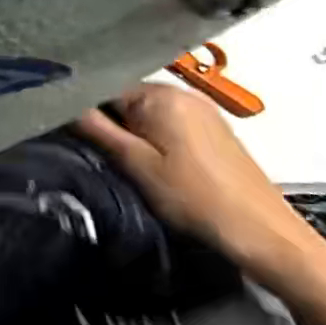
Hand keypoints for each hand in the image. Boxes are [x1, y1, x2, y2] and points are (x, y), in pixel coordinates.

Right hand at [74, 83, 316, 279]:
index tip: (68, 131)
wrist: (268, 237)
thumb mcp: (136, 165)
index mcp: (160, 94)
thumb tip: (58, 100)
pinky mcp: (212, 130)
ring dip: (131, 131)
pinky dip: (152, 138)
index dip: (82, 109)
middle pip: (125, 98)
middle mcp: (181, 92)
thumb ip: (96, 129)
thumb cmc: (196, 199)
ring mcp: (200, 110)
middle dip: (108, 121)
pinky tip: (152, 162)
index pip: (102, 87)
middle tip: (96, 151)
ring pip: (145, 112)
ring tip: (122, 159)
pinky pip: (167, 123)